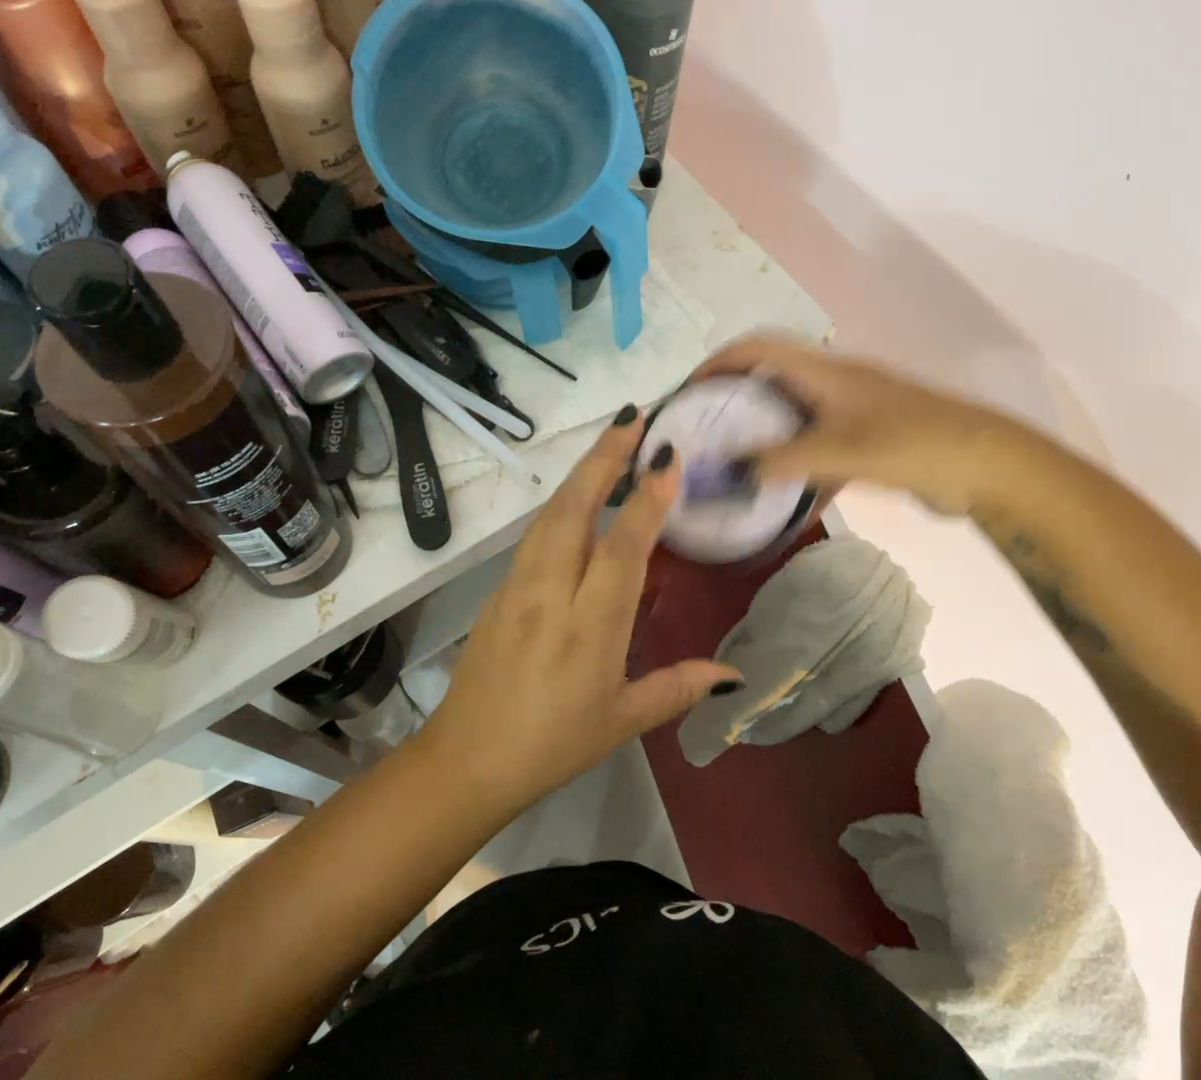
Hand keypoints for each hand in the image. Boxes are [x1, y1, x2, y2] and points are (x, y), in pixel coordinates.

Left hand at [417, 408, 742, 807]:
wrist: (468, 760)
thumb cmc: (552, 745)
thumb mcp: (621, 721)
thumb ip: (677, 688)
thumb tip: (732, 675)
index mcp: (589, 627)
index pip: (621, 549)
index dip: (645, 501)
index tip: (666, 457)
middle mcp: (550, 595)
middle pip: (574, 512)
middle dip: (603, 460)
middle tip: (633, 419)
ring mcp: (516, 591)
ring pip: (548, 519)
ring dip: (579, 478)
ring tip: (609, 446)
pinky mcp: (496, 595)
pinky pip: (532, 540)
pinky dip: (559, 510)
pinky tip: (576, 506)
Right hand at [691, 335, 1032, 514]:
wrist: (988, 466)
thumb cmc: (912, 444)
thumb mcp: (839, 452)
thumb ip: (780, 460)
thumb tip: (729, 471)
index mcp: (825, 372)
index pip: (758, 349)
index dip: (717, 363)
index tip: (684, 394)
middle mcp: (834, 385)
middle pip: (771, 382)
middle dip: (732, 404)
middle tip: (701, 436)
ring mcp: (852, 414)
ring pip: (793, 420)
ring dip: (762, 441)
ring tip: (731, 470)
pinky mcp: (867, 443)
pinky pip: (817, 451)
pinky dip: (797, 472)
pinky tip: (785, 505)